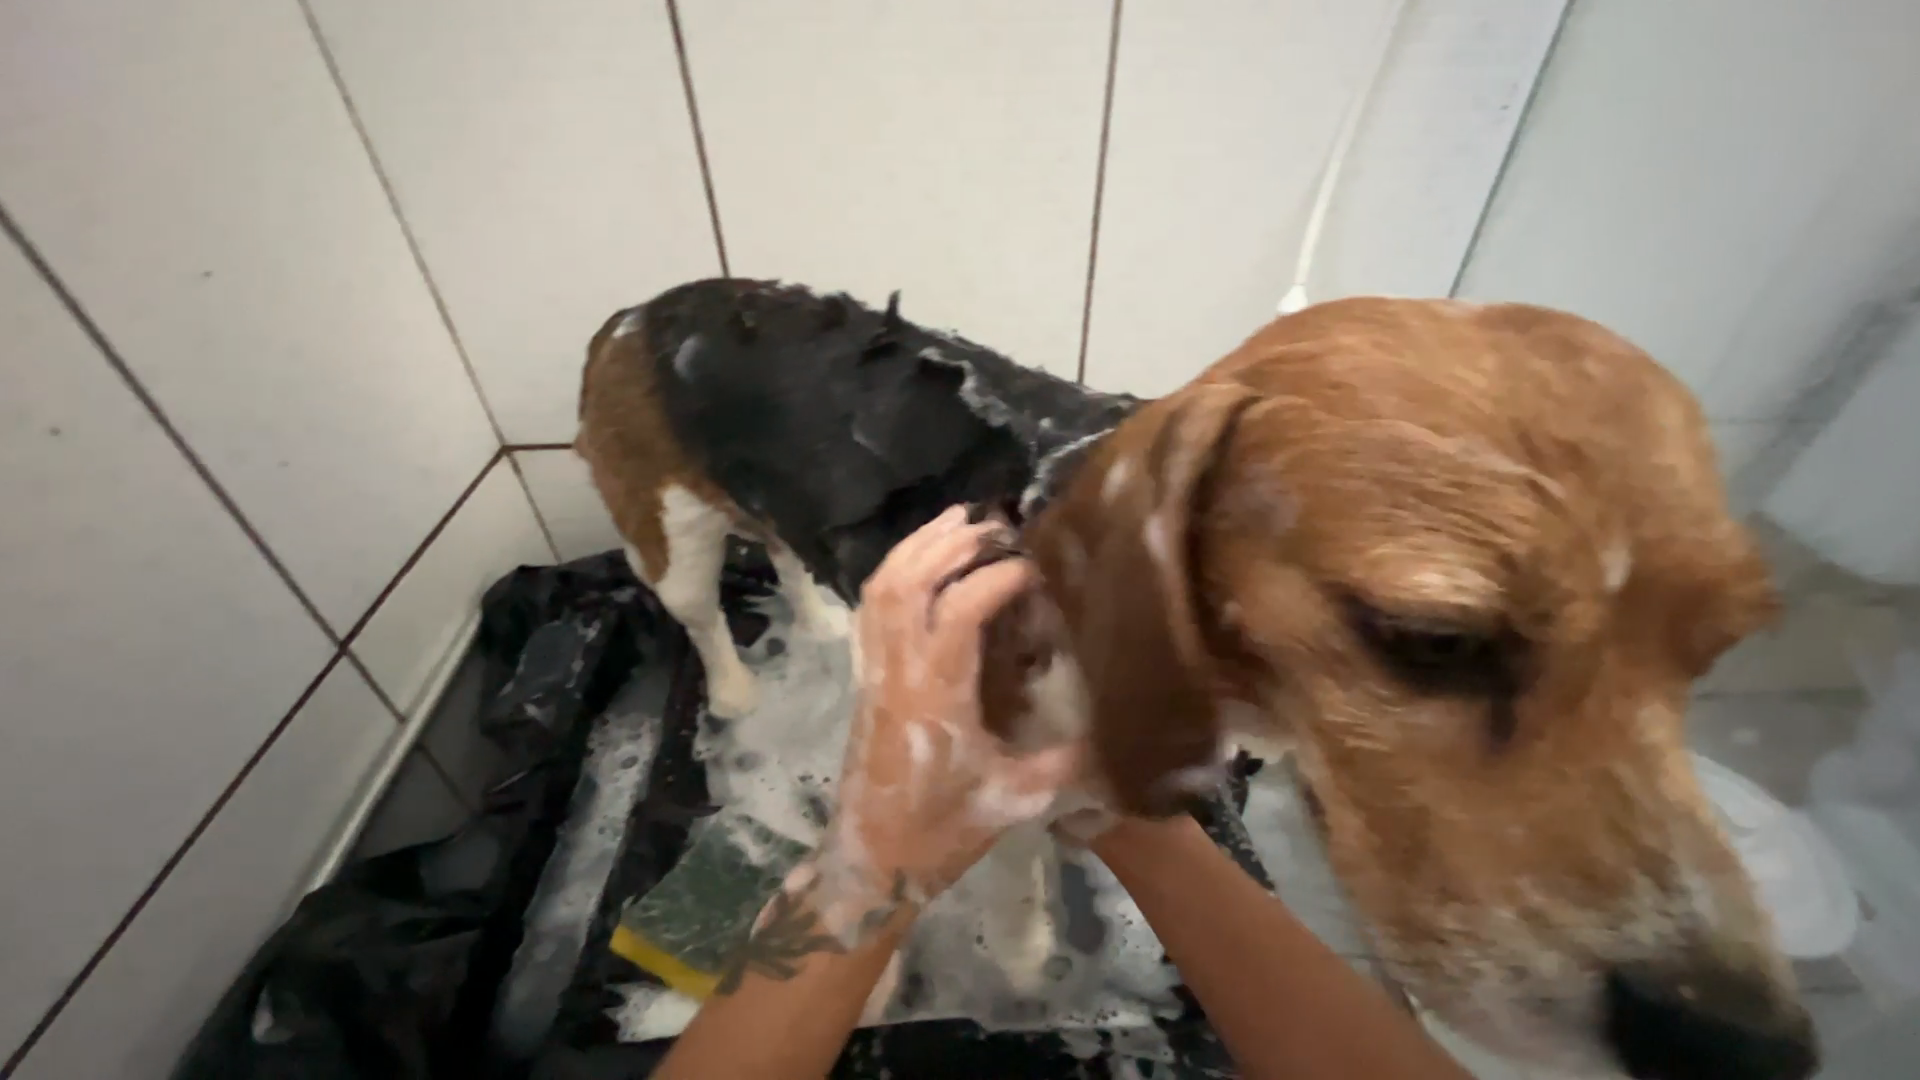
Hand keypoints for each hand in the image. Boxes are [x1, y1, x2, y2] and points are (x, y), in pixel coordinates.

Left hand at [812, 506, 1078, 934]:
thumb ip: (1068, 763)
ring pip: (883, 587)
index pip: (960, 609)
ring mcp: (874, 669)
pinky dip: (893, 571)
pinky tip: (917, 558)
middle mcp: (899, 669)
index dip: (996, 578)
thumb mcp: (1015, 800)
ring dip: (917, 546)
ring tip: (956, 519)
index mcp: (937, 693)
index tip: (1034, 569)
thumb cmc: (942, 832)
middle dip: (950, 544)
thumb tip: (1118, 732)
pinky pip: (870, 608)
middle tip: (993, 524)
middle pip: (911, 581)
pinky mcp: (864, 676)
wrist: (871, 860)